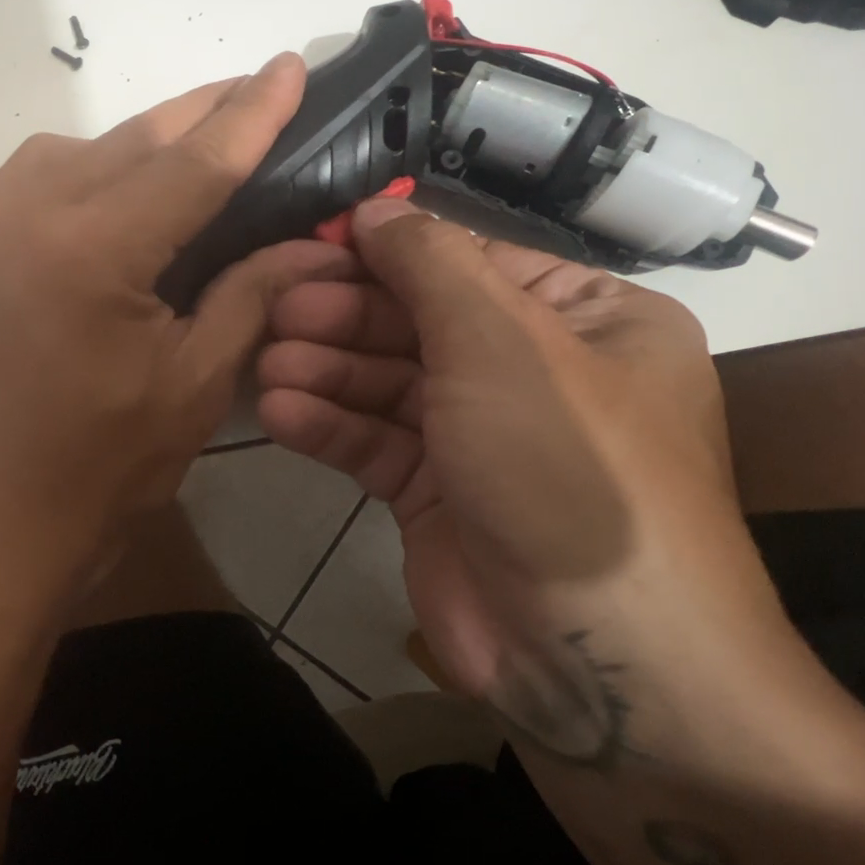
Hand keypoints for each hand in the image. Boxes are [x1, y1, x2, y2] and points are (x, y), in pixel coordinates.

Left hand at [0, 53, 355, 607]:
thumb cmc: (101, 468)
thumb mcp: (194, 383)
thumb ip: (252, 294)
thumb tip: (314, 241)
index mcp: (88, 247)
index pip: (191, 162)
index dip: (251, 114)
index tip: (292, 67)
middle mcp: (23, 213)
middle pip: (131, 141)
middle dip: (199, 115)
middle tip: (255, 92)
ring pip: (74, 151)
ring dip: (135, 144)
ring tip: (190, 153)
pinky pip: (26, 181)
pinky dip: (77, 173)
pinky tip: (109, 195)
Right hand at [256, 199, 804, 762]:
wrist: (598, 655)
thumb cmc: (566, 469)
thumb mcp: (505, 345)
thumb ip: (431, 267)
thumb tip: (373, 208)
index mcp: (589, 321)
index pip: (471, 263)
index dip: (390, 252)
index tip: (313, 242)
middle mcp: (537, 373)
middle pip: (420, 323)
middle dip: (347, 317)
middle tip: (276, 308)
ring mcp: (483, 438)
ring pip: (390, 385)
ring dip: (328, 372)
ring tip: (266, 364)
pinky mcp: (438, 496)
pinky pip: (377, 443)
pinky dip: (330, 426)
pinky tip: (280, 412)